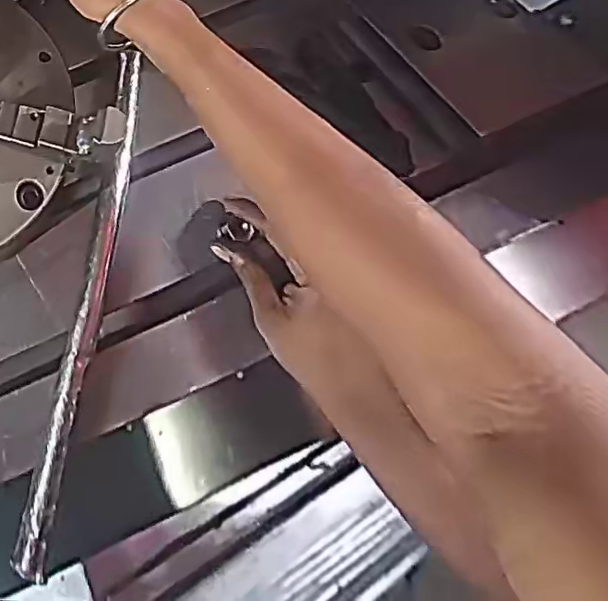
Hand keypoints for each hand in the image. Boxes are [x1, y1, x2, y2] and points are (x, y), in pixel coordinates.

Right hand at [214, 198, 384, 414]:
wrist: (374, 403)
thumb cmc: (327, 372)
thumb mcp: (273, 325)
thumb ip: (251, 280)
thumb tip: (232, 253)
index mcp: (313, 265)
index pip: (274, 224)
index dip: (248, 212)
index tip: (230, 205)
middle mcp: (344, 258)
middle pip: (299, 221)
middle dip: (270, 213)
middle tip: (244, 216)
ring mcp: (362, 266)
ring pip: (319, 230)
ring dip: (293, 226)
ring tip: (267, 234)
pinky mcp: (376, 276)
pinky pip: (339, 246)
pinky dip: (317, 243)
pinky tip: (300, 253)